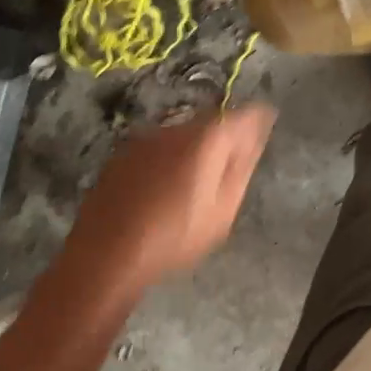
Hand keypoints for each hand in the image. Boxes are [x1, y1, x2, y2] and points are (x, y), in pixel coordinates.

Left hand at [71, 105, 275, 282]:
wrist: (104, 256)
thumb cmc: (173, 237)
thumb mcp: (222, 211)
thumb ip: (241, 169)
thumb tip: (252, 142)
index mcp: (207, 137)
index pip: (244, 114)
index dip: (258, 119)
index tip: (266, 127)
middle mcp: (177, 127)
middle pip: (212, 121)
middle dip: (224, 137)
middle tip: (230, 165)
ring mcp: (146, 138)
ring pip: (182, 135)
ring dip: (194, 149)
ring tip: (193, 183)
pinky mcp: (122, 154)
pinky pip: (157, 148)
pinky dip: (167, 160)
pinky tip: (162, 189)